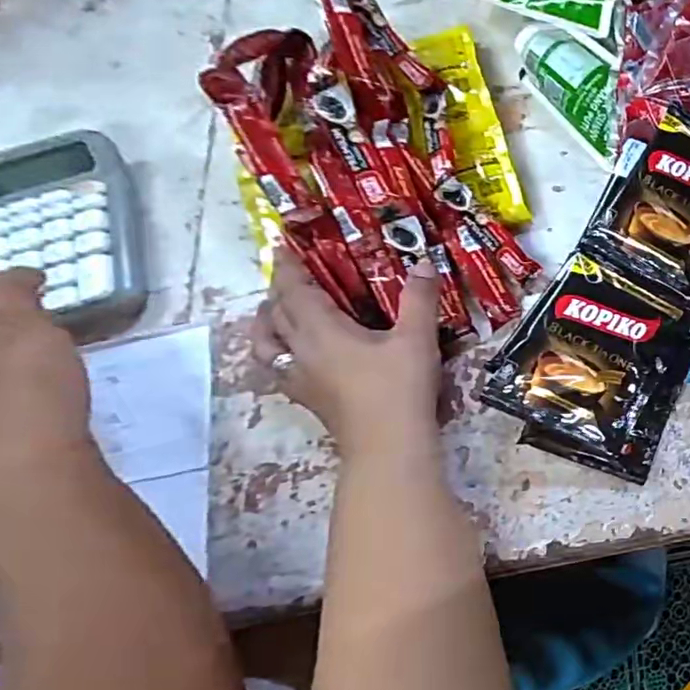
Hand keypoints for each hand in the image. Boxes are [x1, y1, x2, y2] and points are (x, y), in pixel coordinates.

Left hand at [250, 249, 441, 448]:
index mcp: (321, 331)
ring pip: (266, 343)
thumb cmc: (400, 386)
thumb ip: (419, 299)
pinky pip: (277, 367)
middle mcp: (300, 350)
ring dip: (266, 322)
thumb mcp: (417, 338)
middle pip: (275, 314)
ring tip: (276, 312)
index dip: (288, 268)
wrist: (387, 442)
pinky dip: (276, 352)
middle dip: (279, 291)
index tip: (281, 247)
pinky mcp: (307, 397)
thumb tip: (423, 263)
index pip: (295, 291)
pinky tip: (292, 356)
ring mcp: (299, 377)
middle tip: (291, 276)